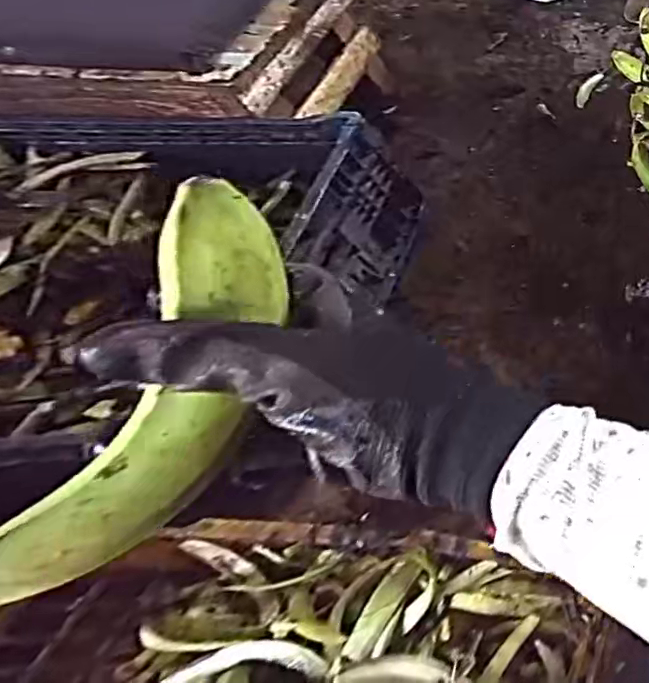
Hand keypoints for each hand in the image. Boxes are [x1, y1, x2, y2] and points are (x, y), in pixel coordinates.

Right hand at [77, 267, 543, 516]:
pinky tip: (160, 473)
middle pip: (252, 341)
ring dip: (193, 413)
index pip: (276, 281)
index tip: (154, 303)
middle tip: (115, 374)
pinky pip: (257, 442)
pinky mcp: (322, 435)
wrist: (442, 446)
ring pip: (248, 394)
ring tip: (115, 427)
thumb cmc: (377, 390)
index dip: (222, 288)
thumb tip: (99, 346)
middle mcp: (331, 342)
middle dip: (193, 356)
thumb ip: (207, 351)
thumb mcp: (289, 363)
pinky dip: (215, 456)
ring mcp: (327, 390)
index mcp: (336, 308)